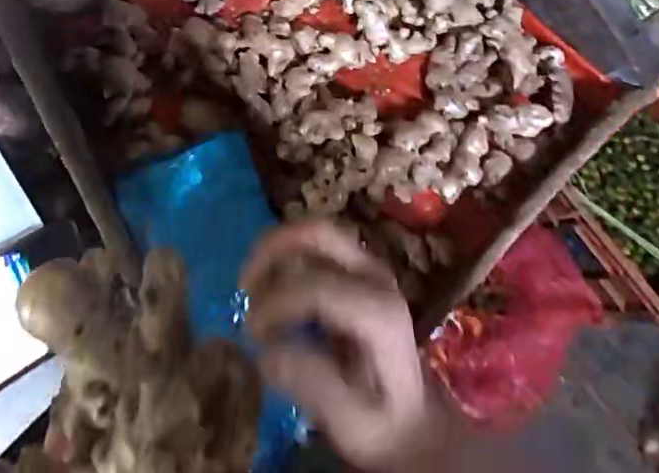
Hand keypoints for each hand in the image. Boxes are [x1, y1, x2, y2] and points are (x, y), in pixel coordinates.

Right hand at [241, 222, 448, 471]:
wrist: (415, 420)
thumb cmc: (383, 426)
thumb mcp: (351, 423)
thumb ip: (313, 387)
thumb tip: (266, 353)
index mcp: (380, 315)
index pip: (318, 289)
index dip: (277, 304)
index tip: (252, 332)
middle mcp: (376, 278)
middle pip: (318, 235)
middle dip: (272, 250)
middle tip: (243, 285)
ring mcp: (367, 267)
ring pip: (313, 232)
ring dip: (275, 249)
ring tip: (250, 286)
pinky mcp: (355, 267)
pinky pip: (314, 244)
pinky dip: (284, 255)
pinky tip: (268, 286)